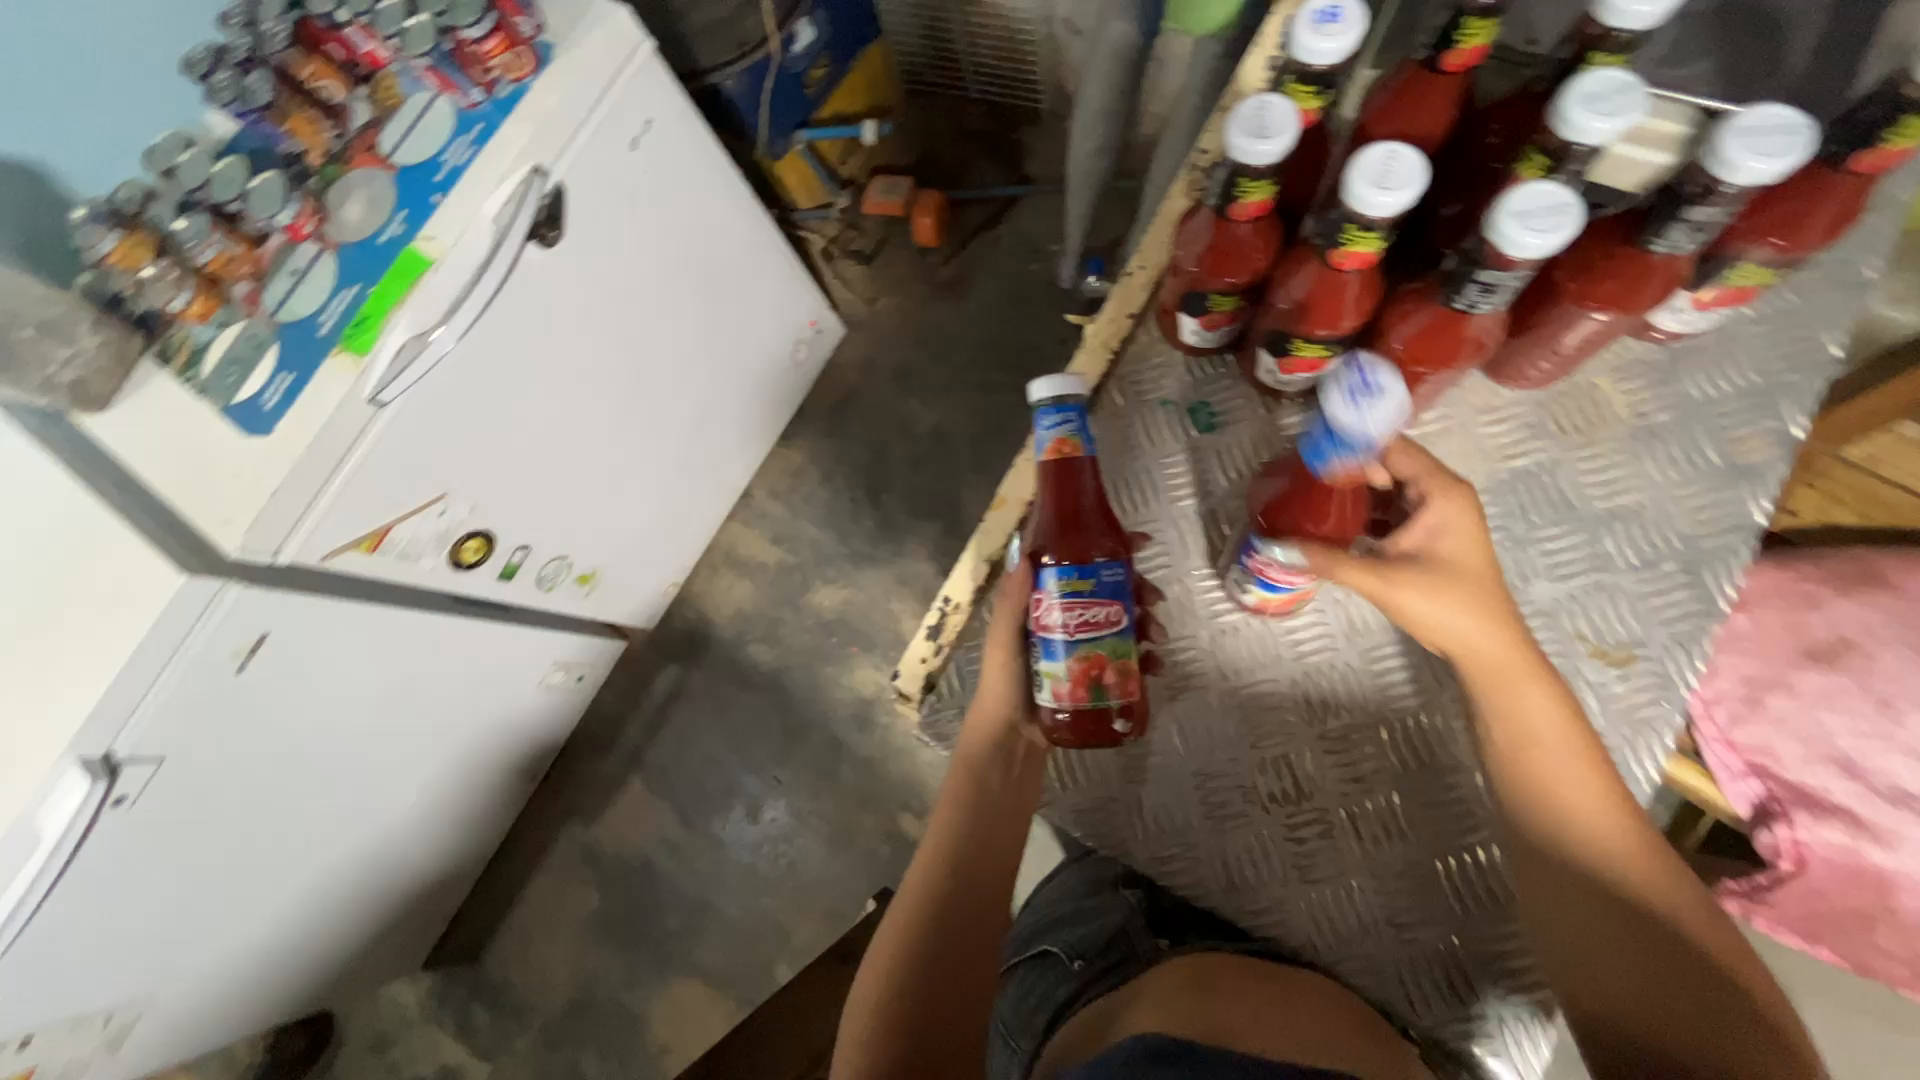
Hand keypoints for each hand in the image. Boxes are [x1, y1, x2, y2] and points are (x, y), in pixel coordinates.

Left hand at [967, 534, 1165, 748]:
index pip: (1078, 566)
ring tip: (1157, 636)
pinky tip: (1156, 665)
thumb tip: (1026, 555)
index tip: (1140, 544)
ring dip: (1147, 624)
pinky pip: (1128, 661)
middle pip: (1110, 593)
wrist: (1010, 739)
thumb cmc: (1002, 683)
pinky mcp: (1096, 677)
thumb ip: (1012, 602)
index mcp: (1043, 605)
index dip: (1110, 551)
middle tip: (1154, 600)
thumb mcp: (1003, 638)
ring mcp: (1084, 649)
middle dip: (1138, 590)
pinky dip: (1146, 659)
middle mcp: (1066, 621)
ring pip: (1124, 624)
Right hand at [1296, 437, 1533, 665]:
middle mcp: (1439, 493)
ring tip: (1305, 494)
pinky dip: (1360, 512)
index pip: (1391, 448)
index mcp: (1439, 490)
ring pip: (1385, 488)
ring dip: (1349, 491)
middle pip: (1386, 465)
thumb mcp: (1380, 579)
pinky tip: (1328, 521)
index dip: (1350, 446)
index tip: (1307, 453)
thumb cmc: (1443, 604)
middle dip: (1344, 469)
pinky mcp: (1425, 534)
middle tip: (1298, 476)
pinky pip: (1387, 511)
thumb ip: (1326, 558)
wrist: (1485, 646)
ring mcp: (1434, 514)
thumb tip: (1274, 544)